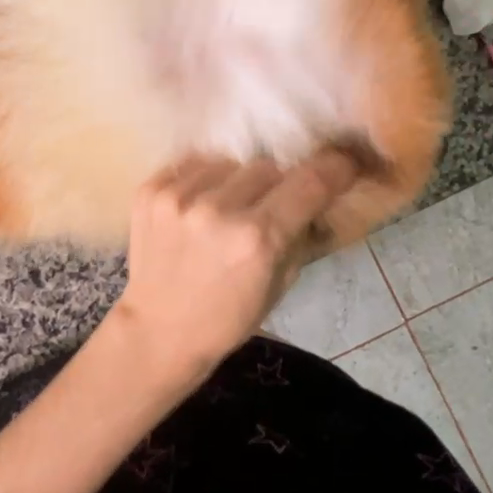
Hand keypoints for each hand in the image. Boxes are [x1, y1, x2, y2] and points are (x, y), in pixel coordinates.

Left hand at [110, 150, 358, 380]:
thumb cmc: (226, 318)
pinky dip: (200, 180)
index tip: (342, 162)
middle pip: (267, 167)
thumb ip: (300, 234)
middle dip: (276, 184)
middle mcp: (217, 209)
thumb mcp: (280, 284)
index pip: (309, 182)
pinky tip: (196, 206)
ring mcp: (178, 196)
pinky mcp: (149, 190)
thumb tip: (322, 195)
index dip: (333, 168)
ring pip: (228, 162)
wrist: (157, 330)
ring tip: (226, 208)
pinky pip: (191, 164)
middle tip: (269, 205)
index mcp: (257, 239)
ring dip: (235, 180)